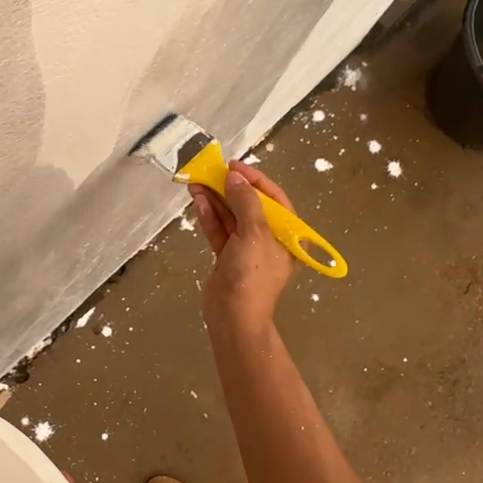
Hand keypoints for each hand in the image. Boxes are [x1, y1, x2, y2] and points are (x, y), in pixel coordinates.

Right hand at [188, 161, 296, 330]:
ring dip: (216, 199)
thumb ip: (246, 201)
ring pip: (231, 216)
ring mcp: (246, 248)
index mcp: (285, 233)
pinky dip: (209, 216)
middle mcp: (268, 238)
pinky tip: (198, 201)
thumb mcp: (255, 232)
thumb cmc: (253, 273)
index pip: (273, 198)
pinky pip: (220, 231)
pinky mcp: (228, 257)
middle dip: (230, 187)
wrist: (235, 316)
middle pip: (249, 205)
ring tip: (196, 182)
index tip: (233, 166)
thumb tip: (235, 177)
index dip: (254, 179)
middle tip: (210, 171)